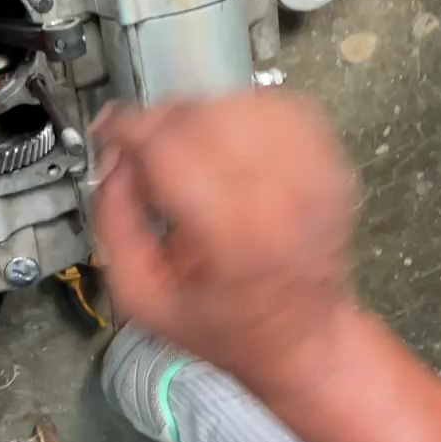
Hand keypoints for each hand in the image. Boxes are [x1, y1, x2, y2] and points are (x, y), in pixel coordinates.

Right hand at [92, 90, 359, 391]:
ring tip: (186, 146)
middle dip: (158, 121)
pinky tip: (227, 138)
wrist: (302, 339)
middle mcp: (279, 197)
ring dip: (200, 114)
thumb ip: (111, 223)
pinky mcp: (332, 165)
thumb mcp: (138, 294)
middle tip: (143, 148)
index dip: (127, 127)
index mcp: (228, 234)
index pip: (167, 145)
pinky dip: (244, 109)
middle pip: (201, 115)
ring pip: (240, 102)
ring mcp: (314, 176)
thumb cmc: (218, 323)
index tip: (107, 130)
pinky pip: (283, 106)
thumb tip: (114, 160)